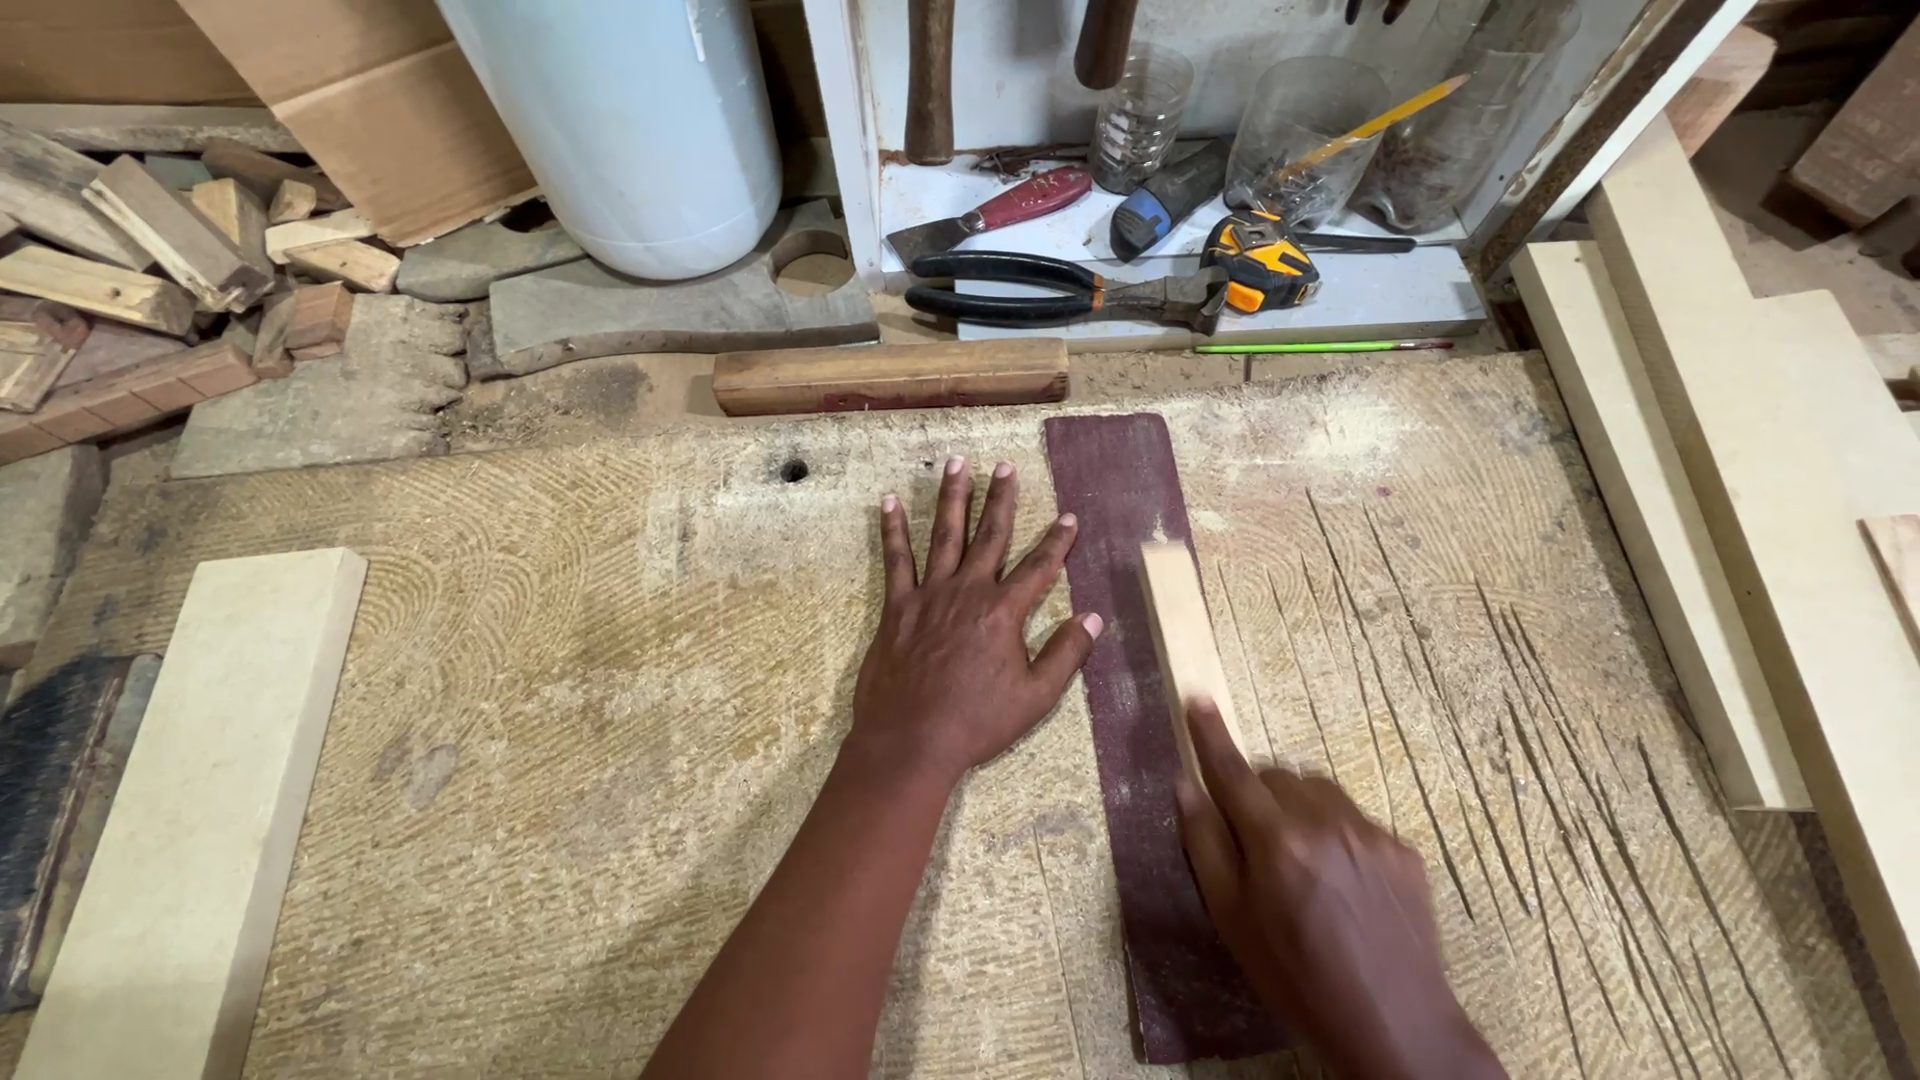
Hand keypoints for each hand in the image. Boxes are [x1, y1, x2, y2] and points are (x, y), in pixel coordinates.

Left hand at [848, 456, 1102, 786]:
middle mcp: (968, 592)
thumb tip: (1093, 618)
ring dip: (953, 497)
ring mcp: (929, 595)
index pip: (1039, 567)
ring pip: (944, 535)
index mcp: (1003, 613)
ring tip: (957, 464)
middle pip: (990, 536)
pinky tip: (890, 501)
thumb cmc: (977, 722)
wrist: (911, 740)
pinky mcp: (897, 607)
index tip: (1070, 516)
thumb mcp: (1036, 696)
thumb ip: (1066, 654)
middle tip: (1006, 466)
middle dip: (1002, 499)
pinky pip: (895, 559)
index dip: (1058, 541)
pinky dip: (893, 529)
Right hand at [1175, 700, 1504, 1079]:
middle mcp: (1324, 822)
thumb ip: (1204, 843)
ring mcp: (1370, 833)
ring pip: (1316, 790)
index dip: (1210, 734)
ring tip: (1298, 858)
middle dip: (1256, 792)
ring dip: (1296, 805)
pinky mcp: (1403, 849)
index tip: (1198, 698)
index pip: (1233, 771)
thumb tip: (1185, 784)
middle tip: (1252, 837)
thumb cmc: (1294, 976)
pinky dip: (1334, 831)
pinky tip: (1340, 880)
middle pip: (1276, 776)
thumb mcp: (1230, 918)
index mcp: (1275, 841)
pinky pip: (1353, 818)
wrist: (1394, 1025)